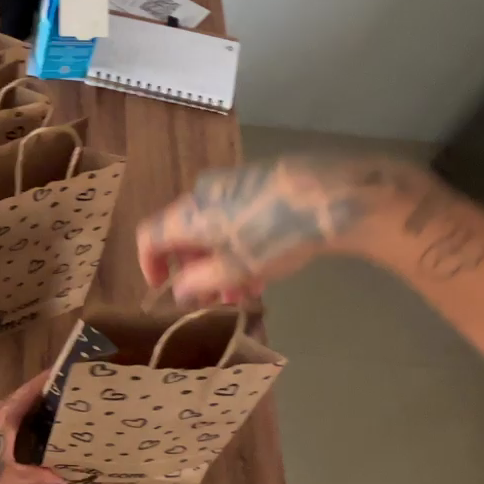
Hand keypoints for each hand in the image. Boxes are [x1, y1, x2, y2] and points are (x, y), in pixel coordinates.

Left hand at [0, 372, 69, 483]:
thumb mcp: (8, 477)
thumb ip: (38, 478)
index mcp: (2, 418)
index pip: (27, 393)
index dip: (43, 380)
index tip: (60, 369)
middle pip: (17, 398)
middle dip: (38, 393)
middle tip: (60, 391)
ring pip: (6, 408)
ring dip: (23, 405)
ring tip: (44, 408)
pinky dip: (12, 417)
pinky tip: (18, 429)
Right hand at [136, 153, 436, 305]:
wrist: (334, 197)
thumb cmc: (276, 236)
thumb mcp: (237, 270)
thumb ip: (201, 282)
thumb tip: (180, 289)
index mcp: (190, 214)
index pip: (150, 236)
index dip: (149, 265)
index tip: (163, 288)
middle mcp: (204, 195)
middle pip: (184, 236)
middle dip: (196, 272)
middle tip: (213, 300)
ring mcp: (232, 186)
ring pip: (213, 231)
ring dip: (221, 264)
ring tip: (244, 293)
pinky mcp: (259, 183)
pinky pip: (234, 218)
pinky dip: (238, 246)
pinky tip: (264, 270)